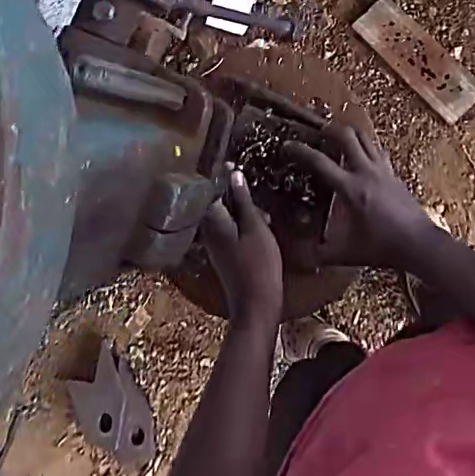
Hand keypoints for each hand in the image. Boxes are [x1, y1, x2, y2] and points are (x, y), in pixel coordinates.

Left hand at [200, 167, 283, 327]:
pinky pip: (230, 231)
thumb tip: (234, 172)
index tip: (238, 167)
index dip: (226, 178)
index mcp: (213, 220)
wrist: (256, 308)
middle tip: (262, 208)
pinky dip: (244, 228)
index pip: (213, 189)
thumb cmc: (259, 264)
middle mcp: (208, 231)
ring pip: (227, 218)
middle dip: (240, 199)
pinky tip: (261, 235)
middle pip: (220, 203)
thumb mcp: (255, 227)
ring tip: (266, 221)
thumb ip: (243, 200)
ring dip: (245, 215)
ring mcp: (214, 245)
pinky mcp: (222, 255)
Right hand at [285, 125, 448, 272]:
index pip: (320, 162)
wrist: (420, 244)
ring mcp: (382, 170)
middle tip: (318, 131)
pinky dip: (366, 146)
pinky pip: (377, 150)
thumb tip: (306, 258)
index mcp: (351, 188)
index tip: (287, 145)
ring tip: (338, 136)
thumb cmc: (383, 247)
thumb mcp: (349, 253)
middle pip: (346, 136)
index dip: (300, 151)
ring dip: (349, 133)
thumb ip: (324, 254)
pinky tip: (362, 155)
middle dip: (329, 129)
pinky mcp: (393, 174)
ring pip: (365, 138)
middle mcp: (366, 172)